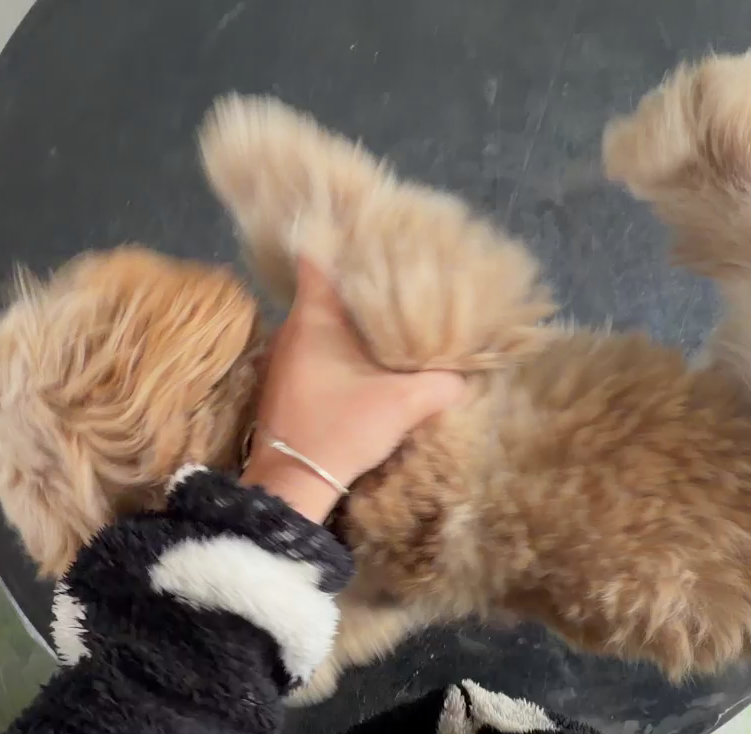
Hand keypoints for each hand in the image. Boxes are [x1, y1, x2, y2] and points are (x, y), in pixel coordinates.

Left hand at [241, 258, 466, 520]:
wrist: (293, 483)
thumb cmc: (340, 429)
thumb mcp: (402, 405)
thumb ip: (440, 385)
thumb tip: (464, 377)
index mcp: (314, 317)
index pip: (319, 254)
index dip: (345, 236)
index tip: (376, 233)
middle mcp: (293, 328)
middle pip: (328, 286)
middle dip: (362, 280)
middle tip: (401, 275)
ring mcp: (286, 356)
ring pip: (323, 320)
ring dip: (352, 317)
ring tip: (391, 313)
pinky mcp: (288, 383)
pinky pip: (318, 347)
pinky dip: (342, 344)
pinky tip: (367, 355)